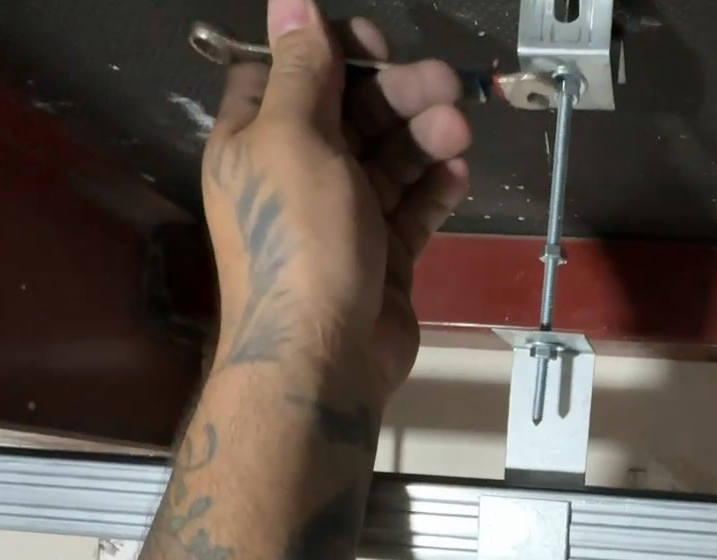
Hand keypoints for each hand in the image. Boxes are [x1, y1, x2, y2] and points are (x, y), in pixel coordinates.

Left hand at [202, 0, 471, 405]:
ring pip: (388, 163)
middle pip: (352, 118)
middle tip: (448, 85)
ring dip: (424, 140)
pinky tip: (459, 172)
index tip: (375, 48)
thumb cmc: (300, 240)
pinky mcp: (382, 257)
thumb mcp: (293, 139)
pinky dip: (434, 190)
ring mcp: (344, 220)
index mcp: (256, 143)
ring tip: (460, 128)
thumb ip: (302, 70)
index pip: (292, 78)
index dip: (332, 55)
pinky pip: (410, 212)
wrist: (324, 354)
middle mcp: (298, 177)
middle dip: (398, 97)